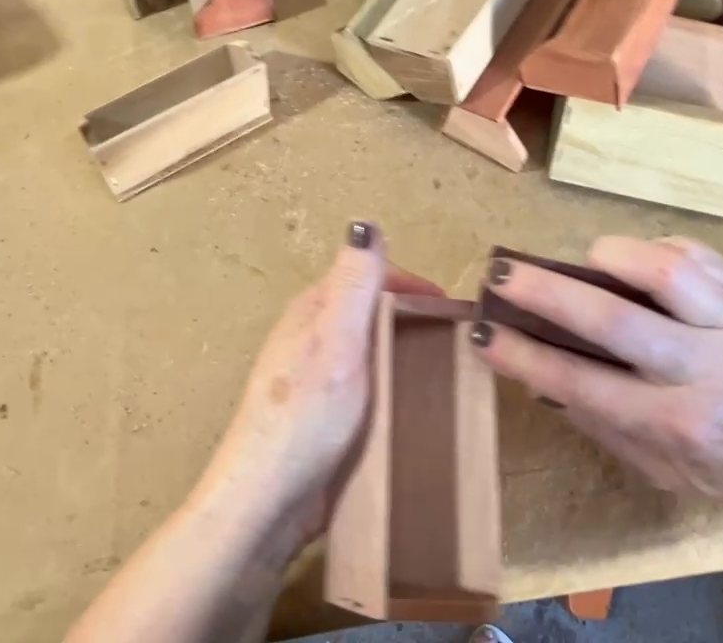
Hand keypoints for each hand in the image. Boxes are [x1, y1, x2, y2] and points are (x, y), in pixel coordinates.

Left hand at [196, 222, 444, 547]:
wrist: (268, 499)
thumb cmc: (306, 416)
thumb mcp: (337, 341)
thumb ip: (353, 284)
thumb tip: (364, 223)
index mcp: (312, 310)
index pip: (366, 276)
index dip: (409, 284)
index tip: (451, 310)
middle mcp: (310, 336)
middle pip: (368, 312)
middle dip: (410, 319)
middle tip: (454, 347)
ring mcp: (313, 378)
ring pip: (368, 350)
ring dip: (403, 355)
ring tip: (442, 378)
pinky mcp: (320, 416)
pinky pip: (364, 387)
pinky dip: (390, 388)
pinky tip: (409, 411)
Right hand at [475, 236, 722, 509]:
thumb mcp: (677, 477)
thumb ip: (610, 430)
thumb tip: (545, 381)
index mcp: (681, 427)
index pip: (586, 387)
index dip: (526, 358)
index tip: (483, 337)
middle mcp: (707, 372)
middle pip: (614, 321)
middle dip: (547, 292)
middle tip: (501, 272)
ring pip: (665, 272)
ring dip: (609, 258)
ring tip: (581, 259)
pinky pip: (695, 253)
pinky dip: (652, 249)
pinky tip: (634, 261)